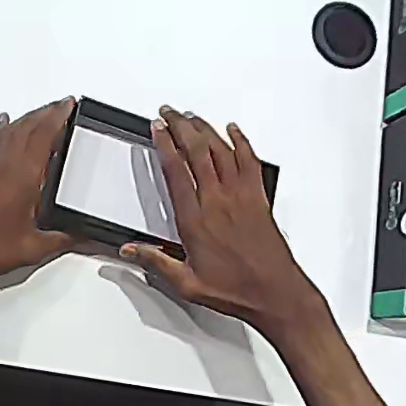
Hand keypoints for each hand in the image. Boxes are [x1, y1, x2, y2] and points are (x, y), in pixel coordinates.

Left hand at [0, 97, 79, 300]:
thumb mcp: (33, 248)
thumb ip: (62, 239)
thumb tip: (81, 235)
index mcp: (20, 177)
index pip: (43, 135)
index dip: (57, 116)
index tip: (68, 105)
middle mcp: (2, 167)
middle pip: (26, 127)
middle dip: (46, 113)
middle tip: (61, 106)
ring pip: (9, 132)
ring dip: (27, 119)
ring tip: (40, 114)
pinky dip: (3, 131)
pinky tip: (3, 126)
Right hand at [120, 108, 324, 336]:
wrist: (275, 293)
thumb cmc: (236, 288)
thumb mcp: (185, 282)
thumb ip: (155, 262)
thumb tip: (130, 250)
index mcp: (196, 220)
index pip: (176, 171)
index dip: (165, 144)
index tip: (156, 129)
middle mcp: (218, 202)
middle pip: (197, 152)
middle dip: (180, 127)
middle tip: (168, 113)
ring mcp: (241, 197)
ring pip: (222, 151)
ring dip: (205, 129)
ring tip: (191, 117)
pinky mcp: (258, 199)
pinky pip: (249, 162)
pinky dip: (241, 142)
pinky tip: (234, 131)